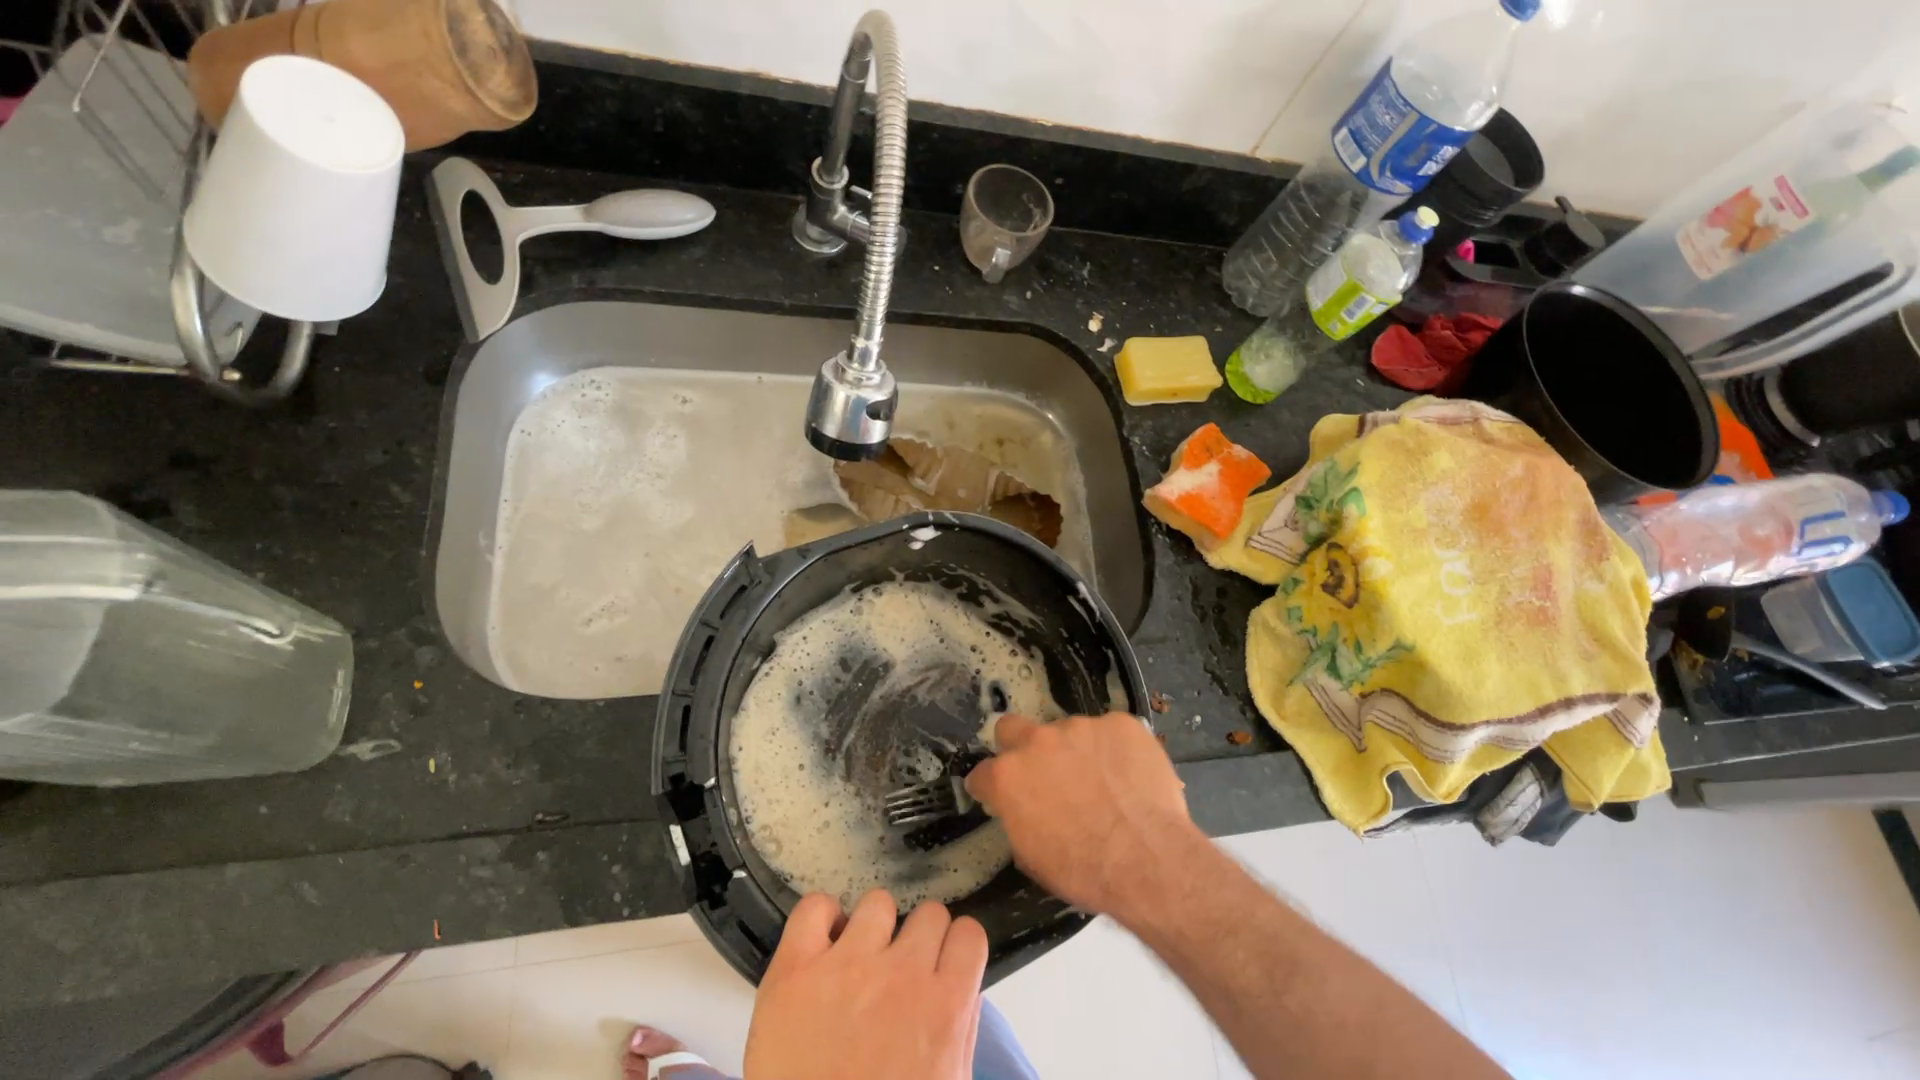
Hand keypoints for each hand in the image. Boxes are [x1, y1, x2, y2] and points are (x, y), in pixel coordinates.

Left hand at [743, 889, 987, 1079]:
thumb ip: (962, 1030)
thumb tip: (961, 986)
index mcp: (945, 1005)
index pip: (969, 933)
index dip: (955, 948)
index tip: (941, 962)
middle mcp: (902, 974)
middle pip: (928, 913)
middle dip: (918, 938)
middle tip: (899, 967)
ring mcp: (847, 965)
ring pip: (877, 902)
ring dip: (873, 927)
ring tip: (858, 958)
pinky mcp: (795, 969)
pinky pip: (814, 907)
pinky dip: (821, 917)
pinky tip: (822, 944)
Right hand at [965, 712, 1198, 920]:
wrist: (1147, 859)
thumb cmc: (1084, 870)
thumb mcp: (1032, 857)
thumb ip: (1018, 819)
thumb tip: (1023, 811)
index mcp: (1008, 777)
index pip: (982, 774)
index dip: (989, 787)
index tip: (999, 796)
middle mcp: (1038, 741)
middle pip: (1012, 728)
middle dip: (1019, 746)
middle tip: (1043, 772)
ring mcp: (1081, 727)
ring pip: (1068, 732)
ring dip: (1076, 751)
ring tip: (1103, 782)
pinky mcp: (1120, 723)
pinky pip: (1110, 732)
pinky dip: (1114, 749)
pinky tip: (1130, 776)